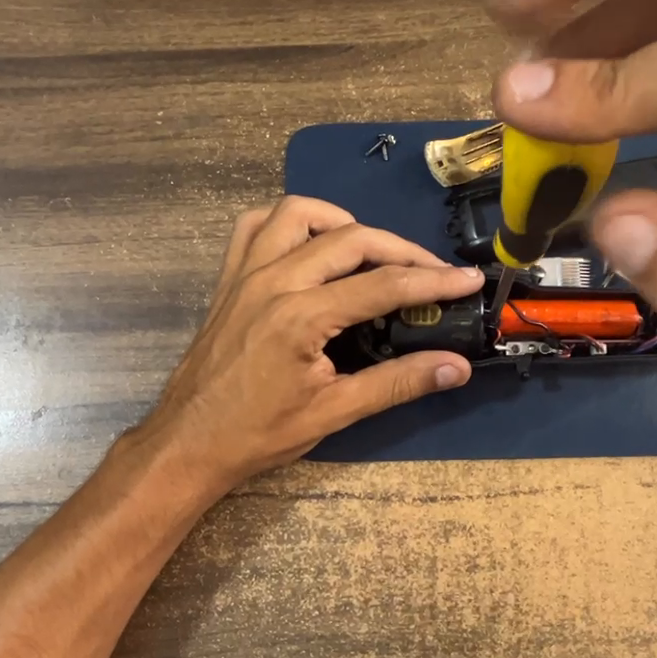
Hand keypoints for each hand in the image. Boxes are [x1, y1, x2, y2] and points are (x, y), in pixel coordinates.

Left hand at [134, 196, 482, 490]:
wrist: (188, 443)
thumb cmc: (259, 435)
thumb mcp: (334, 413)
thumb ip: (397, 383)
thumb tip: (456, 367)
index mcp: (301, 317)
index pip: (382, 285)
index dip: (432, 282)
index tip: (468, 280)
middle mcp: (273, 282)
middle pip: (350, 239)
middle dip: (400, 250)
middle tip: (431, 272)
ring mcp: (244, 274)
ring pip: (298, 215)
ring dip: (343, 223)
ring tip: (371, 250)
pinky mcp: (228, 279)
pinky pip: (254, 226)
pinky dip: (287, 223)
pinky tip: (309, 244)